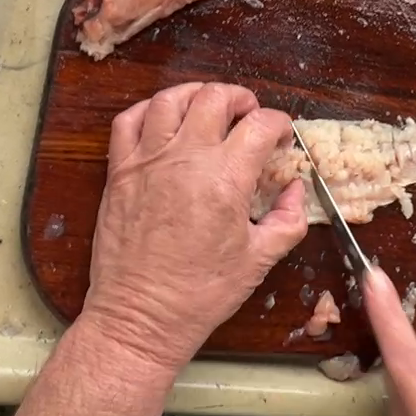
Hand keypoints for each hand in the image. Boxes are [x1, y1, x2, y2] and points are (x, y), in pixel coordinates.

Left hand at [81, 82, 309, 374]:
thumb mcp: (258, 261)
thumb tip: (295, 190)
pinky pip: (128, 121)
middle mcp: (185, 160)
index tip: (281, 137)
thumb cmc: (198, 295)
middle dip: (240, 98)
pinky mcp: (119, 172)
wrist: (139, 320)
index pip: (259, 124)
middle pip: (215, 97)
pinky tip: (164, 120)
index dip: (278, 124)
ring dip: (196, 95)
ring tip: (208, 108)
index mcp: (225, 179)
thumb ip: (288, 219)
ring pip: (171, 99)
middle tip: (248, 115)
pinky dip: (148, 110)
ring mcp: (148, 161)